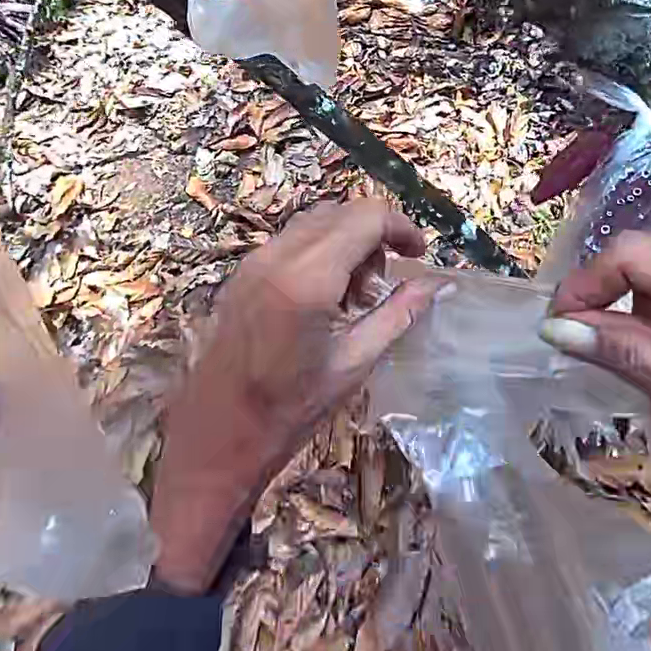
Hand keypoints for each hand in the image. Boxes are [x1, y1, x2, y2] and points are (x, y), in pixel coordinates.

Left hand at [149, 198, 447, 593]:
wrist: (214, 439)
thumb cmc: (289, 411)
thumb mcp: (354, 363)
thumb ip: (399, 314)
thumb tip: (436, 284)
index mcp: (308, 278)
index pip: (366, 217)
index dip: (401, 227)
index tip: (418, 254)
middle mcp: (277, 256)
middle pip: (342, 211)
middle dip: (375, 235)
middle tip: (383, 284)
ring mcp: (254, 260)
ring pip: (316, 221)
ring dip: (347, 240)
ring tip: (354, 294)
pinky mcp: (242, 272)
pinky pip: (292, 239)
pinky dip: (321, 250)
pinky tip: (323, 296)